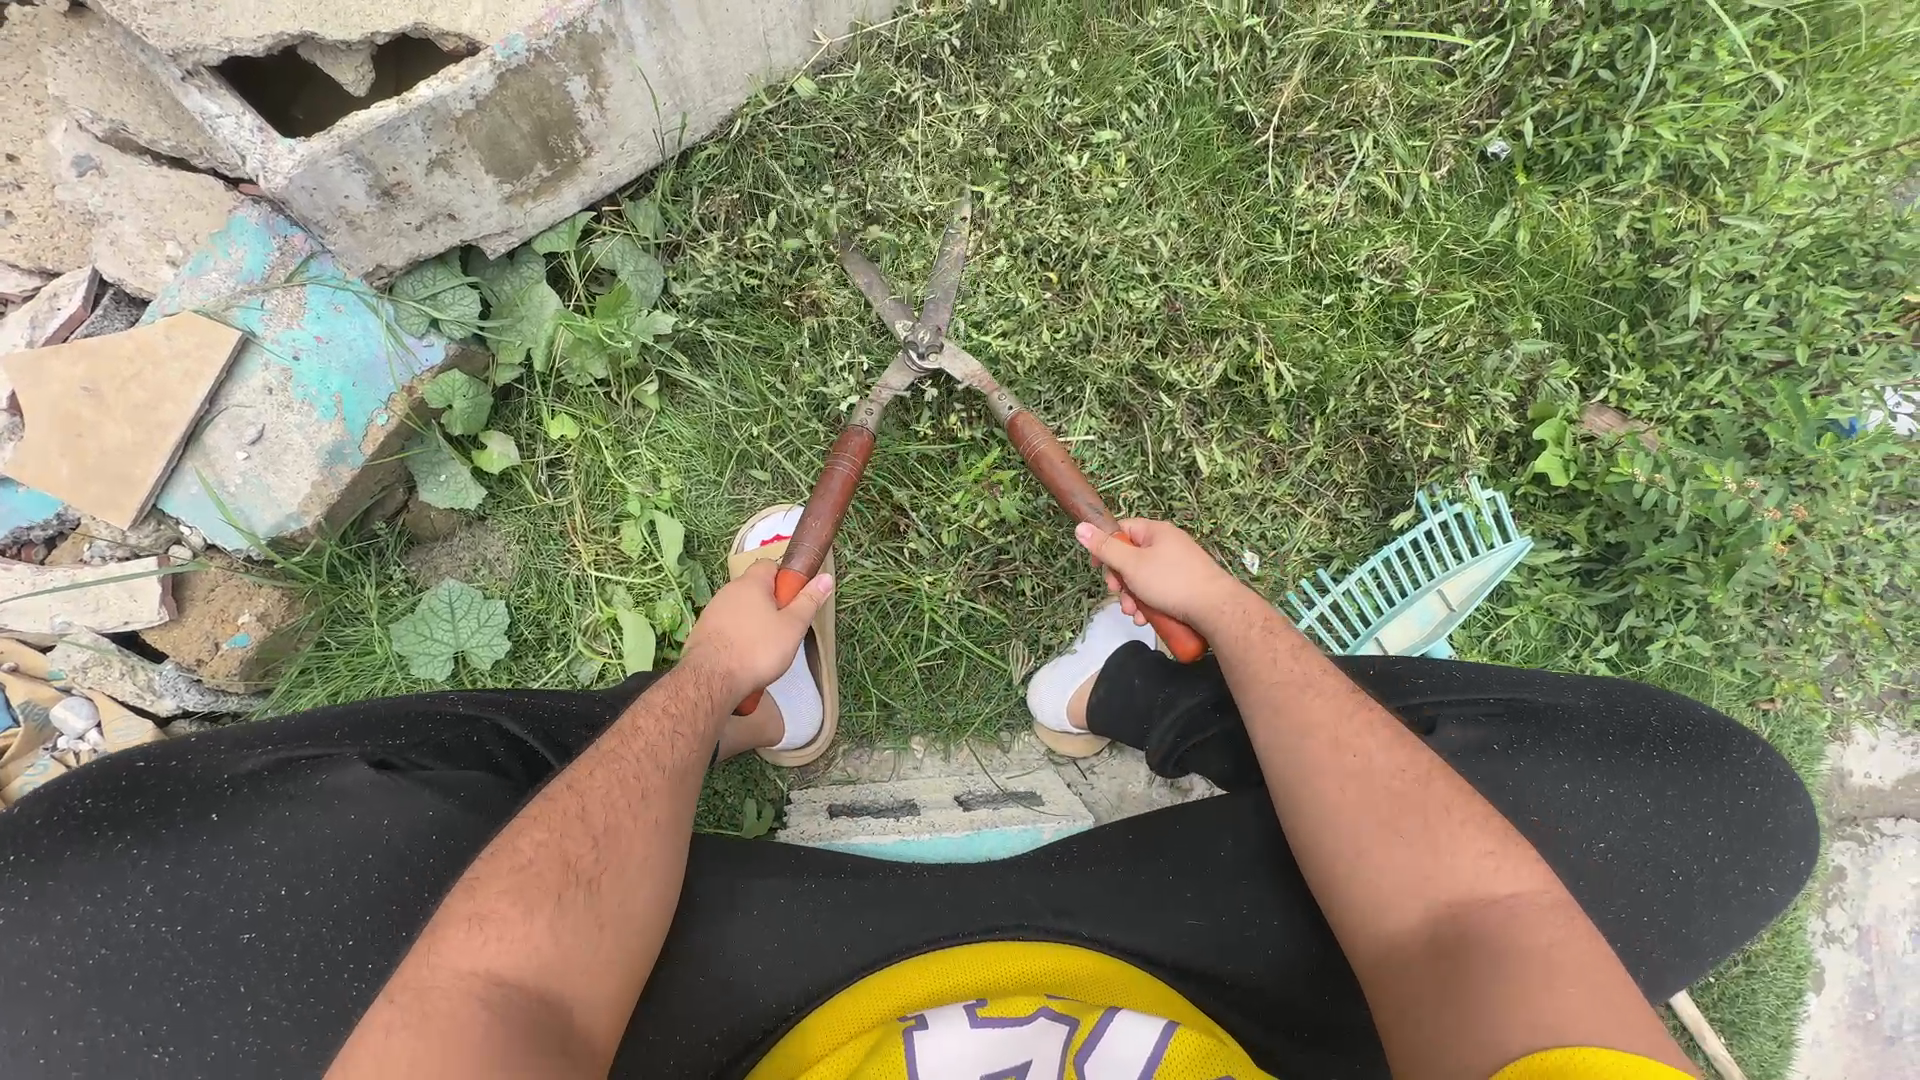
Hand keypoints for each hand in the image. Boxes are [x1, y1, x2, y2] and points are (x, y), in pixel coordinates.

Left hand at [679, 560, 833, 702]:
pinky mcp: (702, 631)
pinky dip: (737, 636)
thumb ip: (809, 601)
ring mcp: (712, 611)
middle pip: (755, 588)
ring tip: (765, 647)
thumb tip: (826, 577)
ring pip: (740, 608)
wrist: (711, 679)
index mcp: (751, 583)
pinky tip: (744, 656)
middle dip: (771, 604)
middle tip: (784, 627)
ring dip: (754, 621)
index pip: (770, 565)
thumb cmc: (758, 649)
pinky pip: (727, 626)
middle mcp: (728, 591)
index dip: (785, 579)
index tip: (793, 600)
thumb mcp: (793, 627)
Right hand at [1075, 518, 1253, 635]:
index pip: (1122, 530)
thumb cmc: (1172, 582)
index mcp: (1155, 532)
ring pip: (1142, 579)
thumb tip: (1080, 527)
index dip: (1105, 547)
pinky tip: (1147, 619)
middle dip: (1120, 581)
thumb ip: (1105, 547)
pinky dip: (1149, 605)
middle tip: (1118, 594)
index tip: (1098, 567)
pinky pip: (1158, 592)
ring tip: (1135, 613)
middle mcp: (1167, 545)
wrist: (1216, 609)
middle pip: (1130, 558)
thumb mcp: (1131, 564)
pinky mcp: (1184, 586)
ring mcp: (1177, 566)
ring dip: (1132, 597)